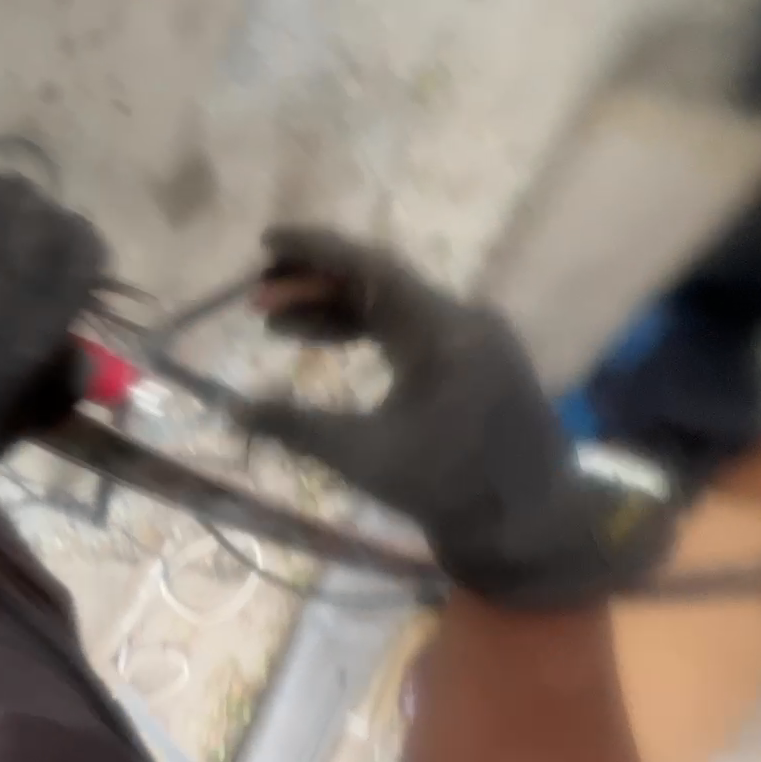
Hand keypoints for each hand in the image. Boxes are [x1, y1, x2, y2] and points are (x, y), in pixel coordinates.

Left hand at [0, 147, 106, 542]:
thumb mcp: (12, 427)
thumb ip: (56, 389)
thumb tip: (82, 359)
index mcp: (37, 321)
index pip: (82, 248)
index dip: (74, 247)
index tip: (57, 260)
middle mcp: (4, 273)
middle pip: (37, 206)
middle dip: (29, 218)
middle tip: (8, 238)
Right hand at [236, 226, 672, 605]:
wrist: (527, 521)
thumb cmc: (445, 484)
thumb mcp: (360, 455)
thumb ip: (294, 425)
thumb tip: (233, 410)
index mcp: (441, 331)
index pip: (370, 269)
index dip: (315, 251)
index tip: (267, 240)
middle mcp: (458, 321)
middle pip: (376, 282)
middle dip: (312, 284)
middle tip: (257, 294)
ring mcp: (467, 340)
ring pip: (387, 306)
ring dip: (331, 310)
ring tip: (273, 323)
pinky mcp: (466, 362)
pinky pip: (403, 330)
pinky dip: (358, 332)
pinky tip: (322, 344)